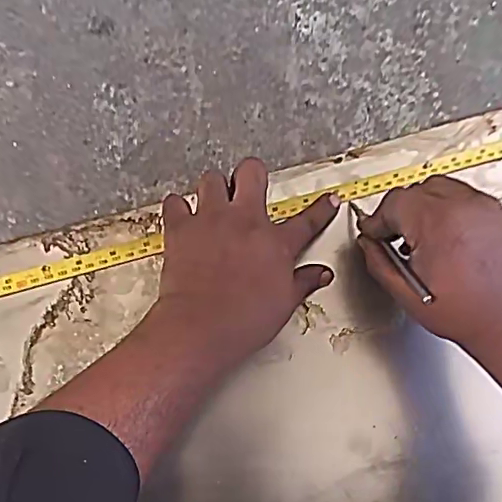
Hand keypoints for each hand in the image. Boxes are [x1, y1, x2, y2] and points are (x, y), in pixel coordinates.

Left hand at [142, 159, 341, 373]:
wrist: (201, 328)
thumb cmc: (242, 322)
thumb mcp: (284, 305)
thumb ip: (303, 283)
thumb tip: (319, 275)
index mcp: (276, 244)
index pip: (307, 220)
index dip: (320, 209)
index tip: (327, 202)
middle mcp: (244, 222)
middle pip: (252, 173)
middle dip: (252, 177)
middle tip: (250, 190)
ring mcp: (211, 220)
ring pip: (212, 179)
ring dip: (214, 189)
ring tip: (214, 203)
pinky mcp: (181, 228)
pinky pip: (175, 202)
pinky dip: (177, 207)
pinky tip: (182, 216)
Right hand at [357, 176, 501, 346]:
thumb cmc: (463, 310)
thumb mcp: (405, 292)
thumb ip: (379, 263)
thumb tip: (369, 245)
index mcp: (437, 223)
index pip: (394, 202)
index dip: (376, 220)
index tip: (372, 233)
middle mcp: (462, 207)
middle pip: (415, 190)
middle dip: (397, 212)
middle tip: (388, 236)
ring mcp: (480, 206)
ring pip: (438, 187)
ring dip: (420, 207)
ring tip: (414, 236)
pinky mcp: (492, 211)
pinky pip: (459, 195)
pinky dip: (442, 208)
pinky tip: (437, 235)